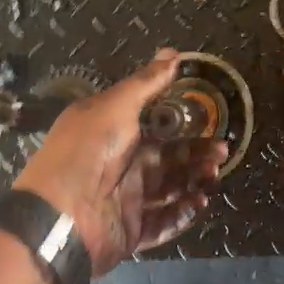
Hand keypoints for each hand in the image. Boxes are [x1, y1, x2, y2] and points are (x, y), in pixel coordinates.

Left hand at [14, 49, 224, 274]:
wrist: (60, 216)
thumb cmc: (87, 151)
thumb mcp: (115, 106)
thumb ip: (146, 82)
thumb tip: (172, 52)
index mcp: (113, 131)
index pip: (154, 123)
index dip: (182, 121)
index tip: (209, 116)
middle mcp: (121, 162)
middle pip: (168, 156)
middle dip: (197, 152)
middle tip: (223, 150)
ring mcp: (126, 199)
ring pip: (170, 187)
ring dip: (194, 179)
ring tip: (214, 174)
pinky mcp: (131, 230)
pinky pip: (163, 221)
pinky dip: (183, 212)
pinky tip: (200, 201)